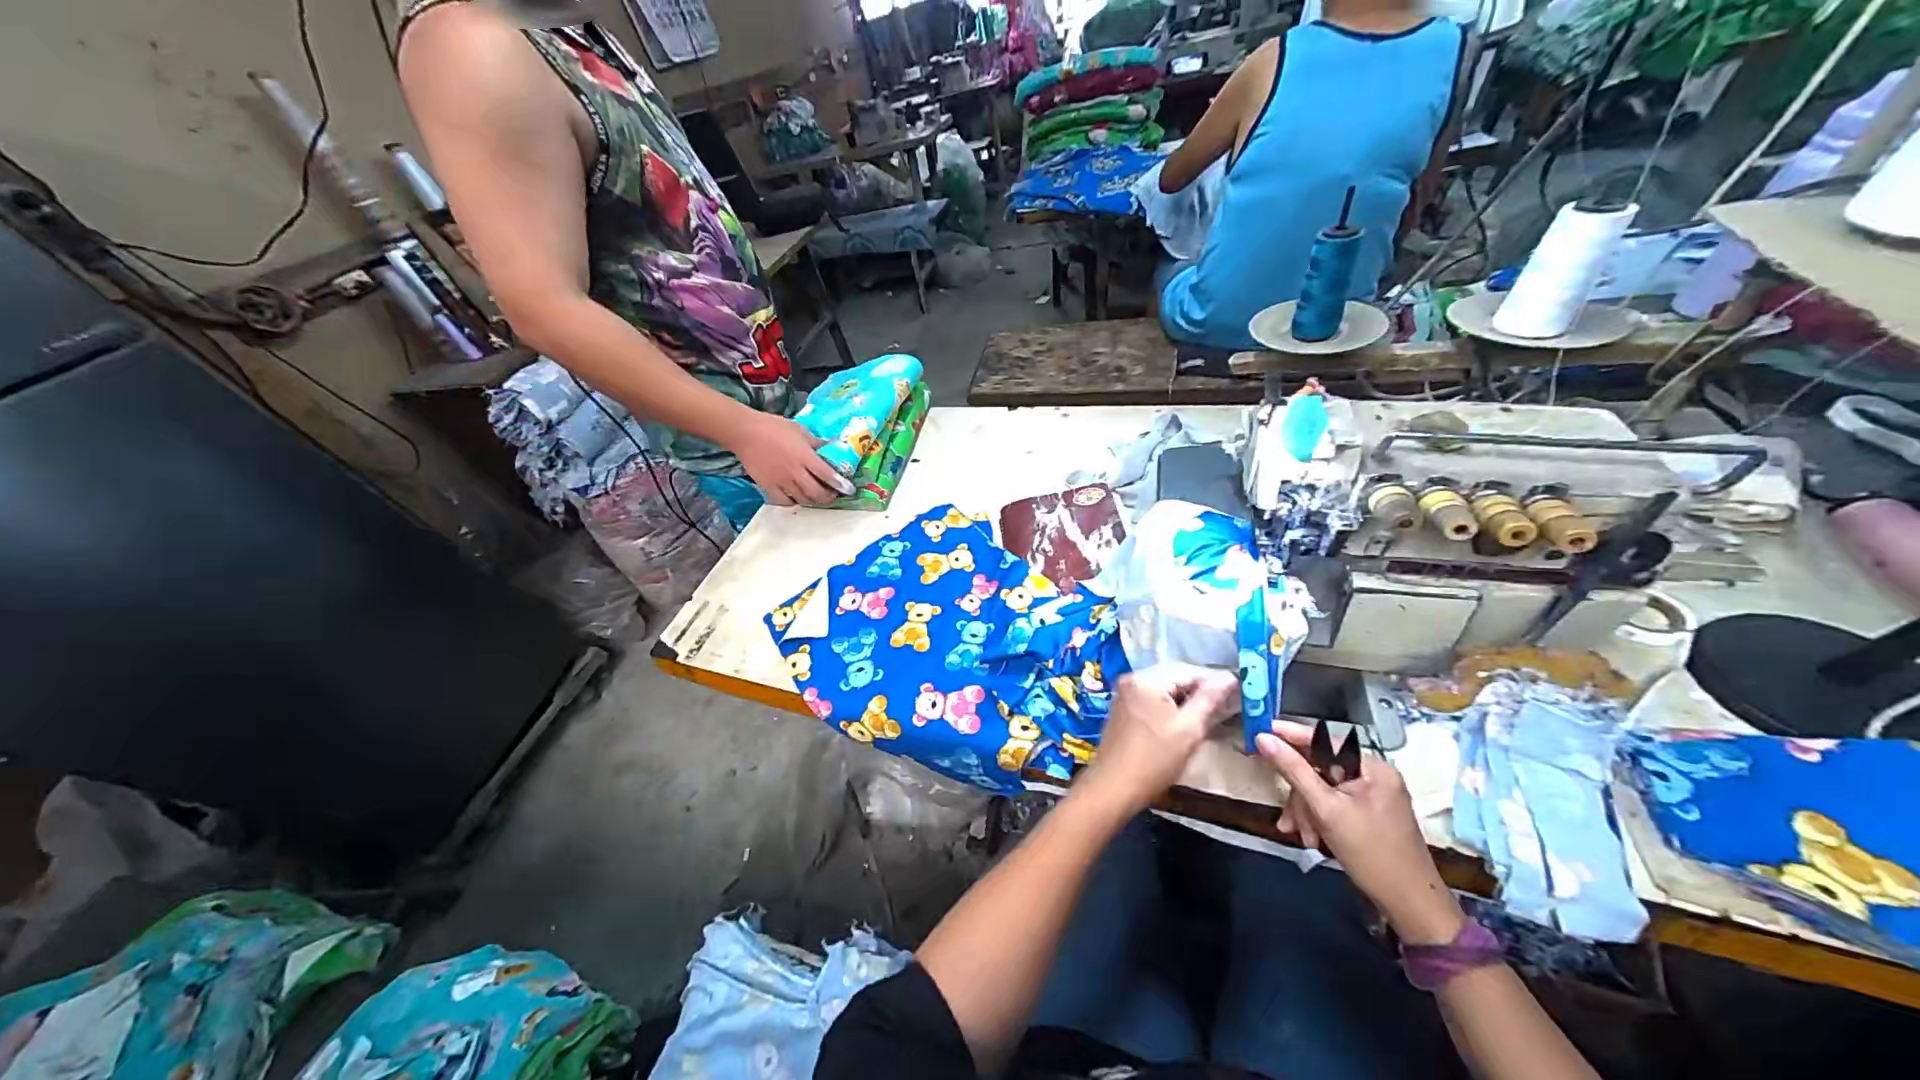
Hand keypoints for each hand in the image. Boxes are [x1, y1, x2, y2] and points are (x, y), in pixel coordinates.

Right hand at [730, 412, 849, 505]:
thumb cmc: (774, 427)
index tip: (849, 490)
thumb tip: (832, 448)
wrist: (745, 432)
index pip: (828, 475)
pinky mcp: (768, 487)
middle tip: (833, 494)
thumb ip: (817, 443)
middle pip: (817, 493)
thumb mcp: (801, 431)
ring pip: (802, 500)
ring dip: (813, 500)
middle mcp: (795, 472)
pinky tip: (796, 498)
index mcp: (805, 457)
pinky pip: (784, 502)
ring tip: (817, 496)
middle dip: (829, 496)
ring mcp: (781, 481)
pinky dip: (793, 502)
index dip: (841, 485)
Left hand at [1077, 665, 1239, 814]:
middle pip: (1175, 677)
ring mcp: (1124, 693)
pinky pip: (1152, 698)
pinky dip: (1169, 706)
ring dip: (1185, 700)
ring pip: (1164, 688)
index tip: (1237, 693)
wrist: (1114, 787)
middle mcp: (1132, 679)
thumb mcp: (1189, 730)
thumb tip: (1229, 678)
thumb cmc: (1155, 760)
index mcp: (1147, 679)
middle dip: (1199, 690)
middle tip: (1225, 706)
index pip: (1189, 670)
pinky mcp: (1122, 708)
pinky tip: (1184, 721)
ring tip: (1209, 715)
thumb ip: (1209, 700)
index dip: (1214, 681)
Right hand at [1255, 721, 1465, 943]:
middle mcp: (1373, 774)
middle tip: (1289, 820)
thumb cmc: (1370, 853)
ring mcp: (1371, 794)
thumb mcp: (1326, 809)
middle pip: (1319, 768)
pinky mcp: (1367, 811)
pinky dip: (1317, 818)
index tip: (1259, 731)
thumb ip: (1293, 770)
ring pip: (1321, 788)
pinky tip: (1312, 838)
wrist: (1409, 904)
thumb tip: (1263, 738)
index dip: (1289, 735)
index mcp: (1371, 767)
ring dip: (1306, 811)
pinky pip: (1331, 802)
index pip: (1323, 739)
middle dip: (1300, 795)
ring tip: (1304, 836)